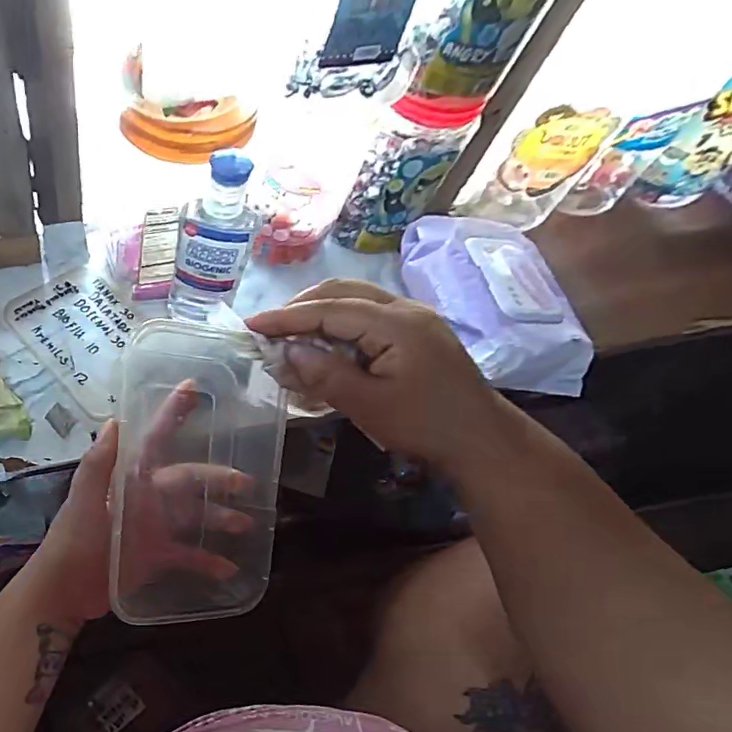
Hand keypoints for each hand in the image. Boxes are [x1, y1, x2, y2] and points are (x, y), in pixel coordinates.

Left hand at [27, 387, 253, 620]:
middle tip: (245, 482)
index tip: (193, 388)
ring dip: (219, 519)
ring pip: (193, 517)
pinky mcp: (154, 557)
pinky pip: (186, 557)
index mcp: (129, 480)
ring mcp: (151, 529)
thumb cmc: (73, 541)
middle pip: (187, 481)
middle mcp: (144, 499)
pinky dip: (207, 562)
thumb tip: (115, 421)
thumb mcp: (83, 500)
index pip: (154, 440)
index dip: (171, 414)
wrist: (65, 589)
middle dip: (215, 479)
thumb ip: (98, 464)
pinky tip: (229, 569)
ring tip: (247, 524)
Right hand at [246, 279, 514, 471]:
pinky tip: (322, 344)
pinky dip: (337, 324)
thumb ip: (324, 374)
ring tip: (288, 336)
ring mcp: (413, 319)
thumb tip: (287, 351)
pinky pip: (367, 316)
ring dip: (317, 313)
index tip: (251, 326)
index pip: (329, 309)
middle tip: (268, 330)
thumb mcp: (367, 404)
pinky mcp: (414, 333)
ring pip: (355, 300)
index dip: (287, 317)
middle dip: (300, 307)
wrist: (480, 439)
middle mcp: (406, 310)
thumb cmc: (423, 425)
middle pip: (342, 292)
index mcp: (396, 324)